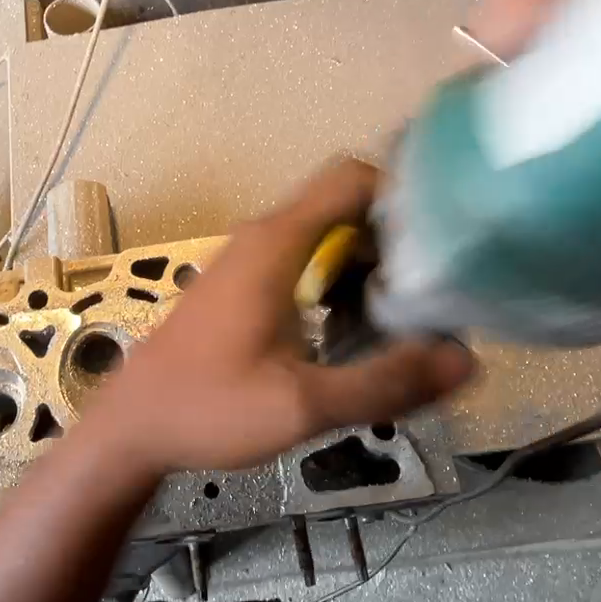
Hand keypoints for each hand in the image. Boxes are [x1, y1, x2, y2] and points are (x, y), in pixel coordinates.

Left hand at [82, 159, 475, 474]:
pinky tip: (363, 327)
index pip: (352, 178)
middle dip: (397, 237)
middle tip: (439, 288)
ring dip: (372, 262)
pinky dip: (343, 278)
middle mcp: (265, 236)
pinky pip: (309, 259)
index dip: (403, 195)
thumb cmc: (207, 407)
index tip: (444, 241)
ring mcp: (252, 258)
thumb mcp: (302, 406)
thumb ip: (385, 383)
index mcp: (277, 243)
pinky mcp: (247, 282)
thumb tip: (467, 360)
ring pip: (329, 234)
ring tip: (413, 312)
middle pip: (346, 204)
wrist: (133, 423)